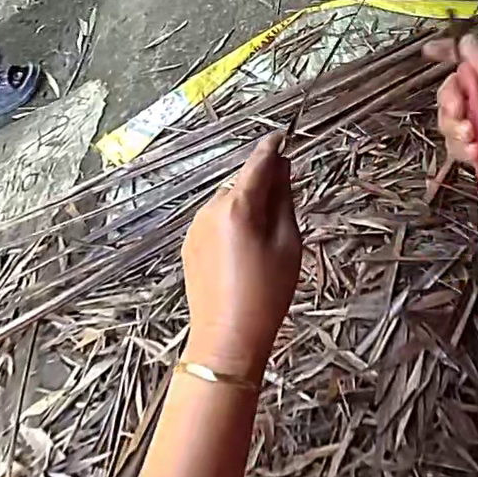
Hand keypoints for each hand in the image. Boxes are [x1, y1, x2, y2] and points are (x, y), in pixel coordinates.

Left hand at [181, 132, 301, 379]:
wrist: (226, 340)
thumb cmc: (267, 292)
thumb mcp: (288, 242)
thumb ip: (283, 198)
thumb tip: (282, 167)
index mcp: (238, 206)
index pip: (257, 162)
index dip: (272, 147)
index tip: (282, 136)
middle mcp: (211, 208)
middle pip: (242, 182)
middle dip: (262, 185)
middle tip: (284, 206)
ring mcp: (196, 226)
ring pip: (228, 200)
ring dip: (246, 204)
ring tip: (264, 238)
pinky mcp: (189, 242)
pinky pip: (215, 219)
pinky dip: (231, 221)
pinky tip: (243, 249)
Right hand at [428, 35, 477, 206]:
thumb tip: (465, 40)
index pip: (470, 55)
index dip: (448, 51)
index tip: (428, 52)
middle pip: (452, 87)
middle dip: (451, 99)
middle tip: (460, 109)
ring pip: (448, 116)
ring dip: (456, 126)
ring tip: (472, 135)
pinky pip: (454, 141)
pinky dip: (462, 145)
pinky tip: (476, 151)